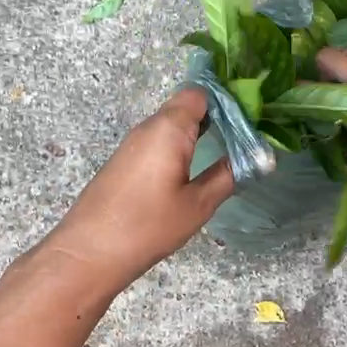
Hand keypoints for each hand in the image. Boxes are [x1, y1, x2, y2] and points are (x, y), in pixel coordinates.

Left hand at [41, 88, 235, 282]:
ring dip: (197, 133)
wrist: (88, 253)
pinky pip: (159, 141)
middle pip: (186, 106)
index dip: (226, 101)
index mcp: (169, 128)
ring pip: (172, 124)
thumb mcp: (198, 204)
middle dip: (216, 117)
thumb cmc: (147, 225)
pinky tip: (193, 168)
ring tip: (226, 152)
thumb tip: (258, 158)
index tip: (251, 119)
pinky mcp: (126, 161)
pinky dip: (179, 146)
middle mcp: (149, 127)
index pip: (200, 93)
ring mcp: (134, 144)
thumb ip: (228, 174)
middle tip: (245, 137)